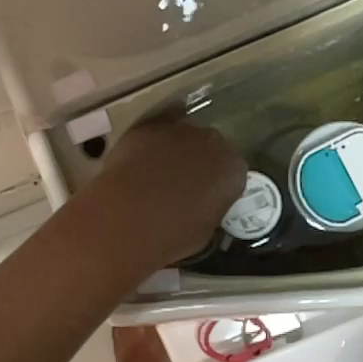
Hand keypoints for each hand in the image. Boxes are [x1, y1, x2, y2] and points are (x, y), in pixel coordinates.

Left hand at [83, 120, 246, 266]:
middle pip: (209, 147)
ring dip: (174, 149)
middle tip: (178, 183)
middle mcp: (213, 142)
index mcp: (233, 170)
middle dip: (197, 161)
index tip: (203, 197)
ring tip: (154, 172)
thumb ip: (209, 207)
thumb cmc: (172, 236)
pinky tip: (138, 160)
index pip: (231, 172)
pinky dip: (150, 142)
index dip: (216, 184)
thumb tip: (199, 204)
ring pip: (182, 135)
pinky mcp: (149, 125)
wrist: (129, 219)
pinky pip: (155, 130)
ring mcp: (180, 129)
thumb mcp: (204, 230)